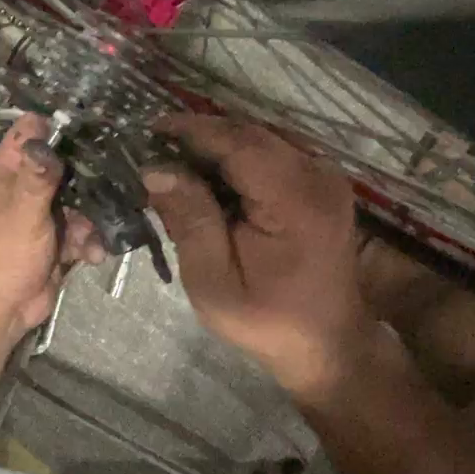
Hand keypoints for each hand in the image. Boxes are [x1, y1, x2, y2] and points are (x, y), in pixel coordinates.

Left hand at [0, 114, 105, 338]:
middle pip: (66, 163)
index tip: (92, 120)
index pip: (31, 129)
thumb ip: (39, 174)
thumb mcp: (24, 210)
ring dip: (92, 218)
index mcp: (9, 169)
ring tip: (93, 235)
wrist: (4, 308)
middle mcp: (27, 184)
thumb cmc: (5, 253)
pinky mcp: (60, 237)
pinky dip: (90, 241)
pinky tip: (93, 255)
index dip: (57, 123)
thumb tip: (47, 127)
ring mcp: (45, 211)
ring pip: (82, 198)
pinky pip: (85, 228)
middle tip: (116, 177)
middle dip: (90, 174)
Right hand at [145, 115, 383, 398]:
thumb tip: (156, 169)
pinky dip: (235, 156)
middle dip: (199, 135)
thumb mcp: (213, 281)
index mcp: (297, 201)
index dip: (192, 130)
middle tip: (154, 150)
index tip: (148, 131)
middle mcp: (318, 175)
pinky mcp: (319, 180)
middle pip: (249, 133)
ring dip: (215, 145)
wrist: (327, 343)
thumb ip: (190, 220)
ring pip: (258, 137)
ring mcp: (324, 175)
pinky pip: (270, 151)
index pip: (240, 143)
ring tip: (175, 163)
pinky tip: (208, 176)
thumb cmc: (267, 319)